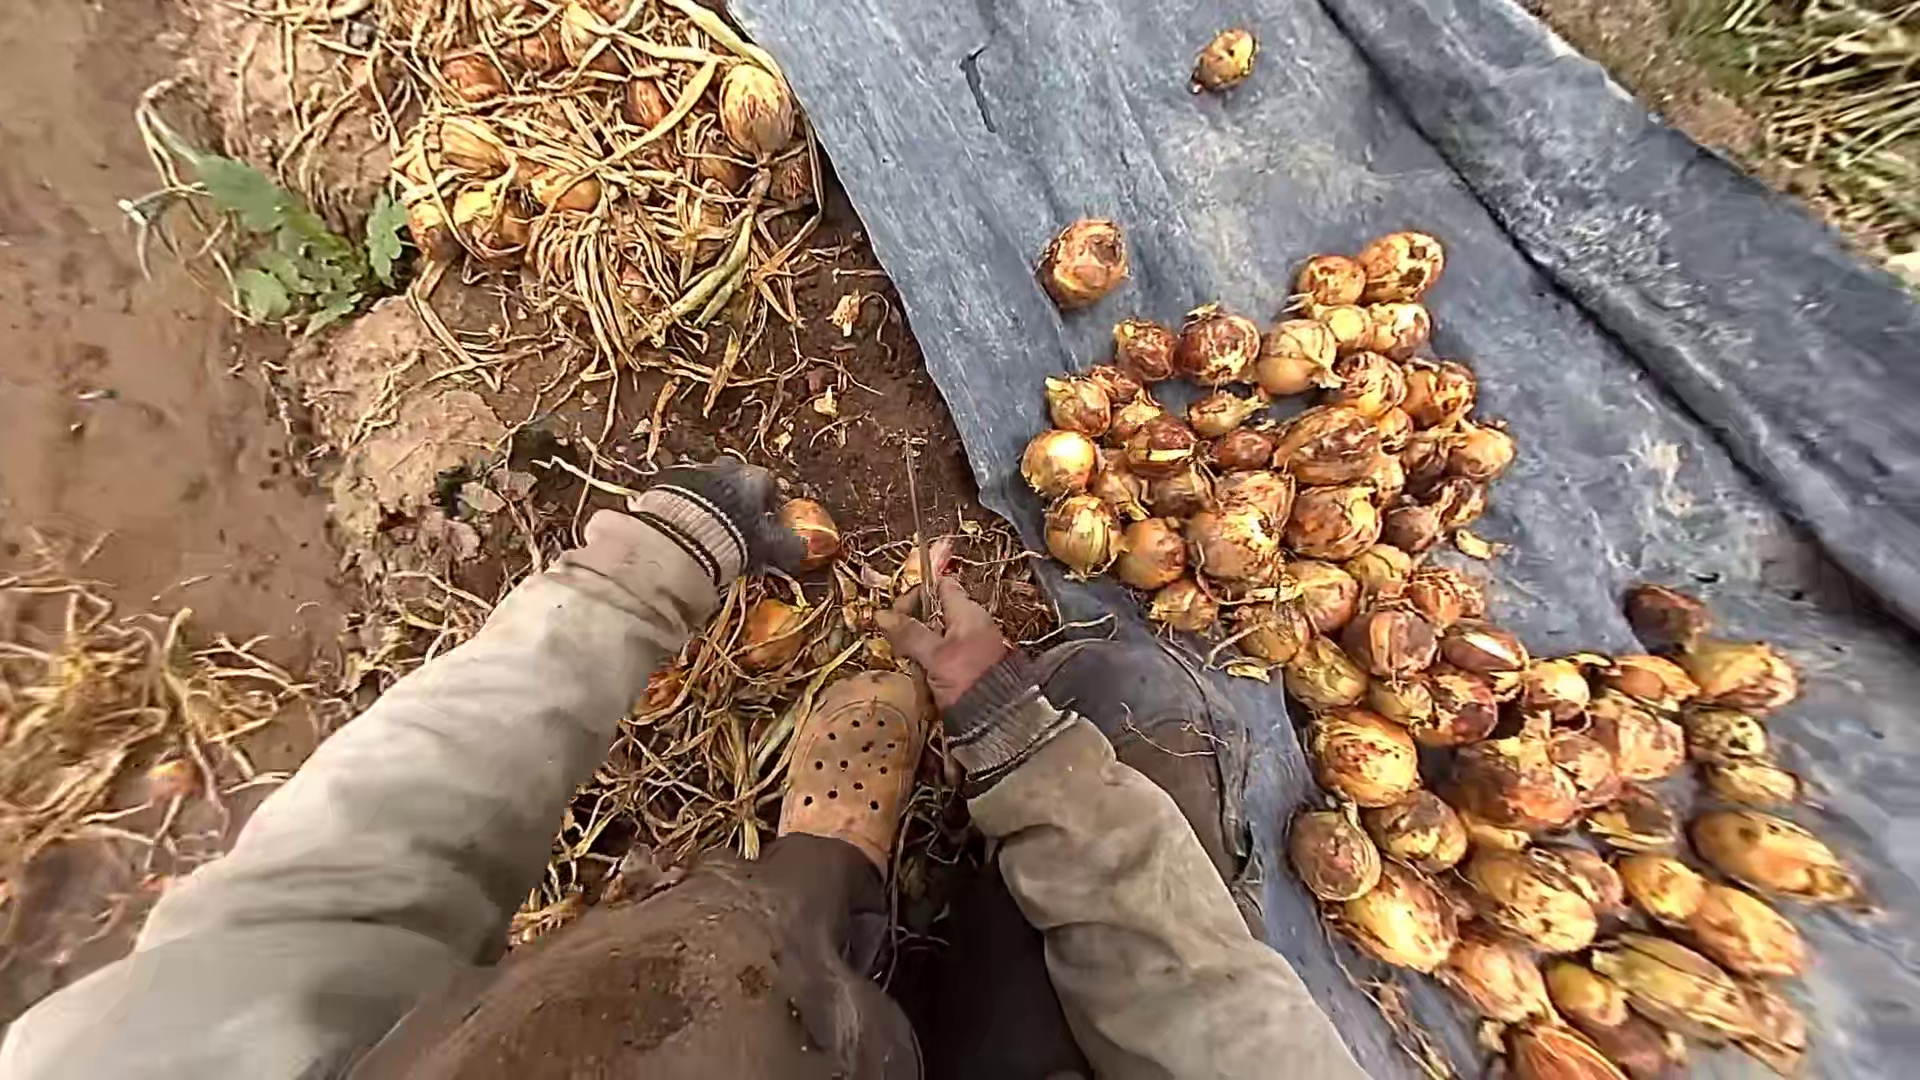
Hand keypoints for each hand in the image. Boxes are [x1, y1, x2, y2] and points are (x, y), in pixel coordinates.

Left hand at [631, 459, 806, 580]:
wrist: (682, 534)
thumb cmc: (735, 537)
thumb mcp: (770, 547)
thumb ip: (789, 545)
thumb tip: (805, 548)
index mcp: (754, 478)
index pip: (770, 483)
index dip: (770, 502)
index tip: (768, 519)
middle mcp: (726, 468)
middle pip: (737, 478)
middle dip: (738, 496)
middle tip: (736, 521)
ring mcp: (694, 471)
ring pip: (709, 482)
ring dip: (711, 499)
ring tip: (708, 526)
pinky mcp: (666, 481)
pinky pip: (682, 490)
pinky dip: (686, 504)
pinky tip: (685, 525)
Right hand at [875, 577, 1010, 708]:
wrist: (998, 719)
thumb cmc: (968, 679)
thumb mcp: (935, 654)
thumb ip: (909, 634)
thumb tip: (881, 615)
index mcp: (967, 612)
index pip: (941, 585)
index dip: (917, 593)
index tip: (897, 613)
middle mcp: (971, 624)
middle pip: (934, 614)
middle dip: (912, 628)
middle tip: (899, 645)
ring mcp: (970, 647)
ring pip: (934, 640)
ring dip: (918, 652)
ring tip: (911, 667)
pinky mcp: (968, 669)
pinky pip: (941, 660)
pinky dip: (929, 667)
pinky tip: (923, 681)